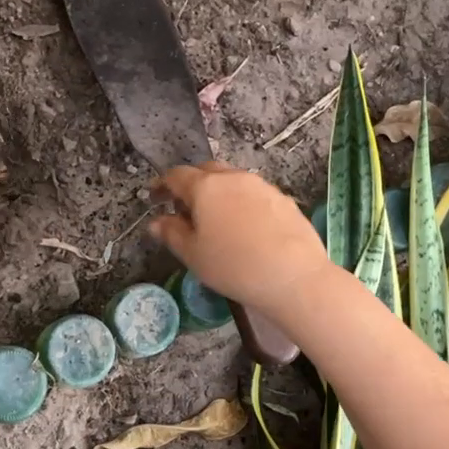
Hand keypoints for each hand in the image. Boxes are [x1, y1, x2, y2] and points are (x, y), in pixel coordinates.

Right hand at [147, 162, 336, 318]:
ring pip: (233, 181)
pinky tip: (245, 228)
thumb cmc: (234, 267)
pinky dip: (241, 204)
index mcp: (206, 187)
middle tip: (184, 207)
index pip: (176, 175)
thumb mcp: (193, 255)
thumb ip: (171, 234)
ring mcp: (262, 186)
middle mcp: (234, 178)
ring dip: (218, 193)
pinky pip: (254, 194)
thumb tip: (156, 221)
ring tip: (215, 219)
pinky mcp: (283, 199)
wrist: (294, 277)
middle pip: (206, 171)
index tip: (154, 196)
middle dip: (192, 184)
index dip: (162, 184)